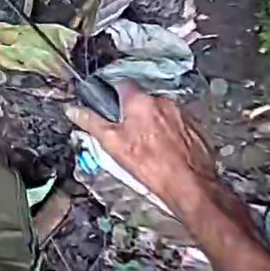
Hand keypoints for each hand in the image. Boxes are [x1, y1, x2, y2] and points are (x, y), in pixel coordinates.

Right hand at [66, 81, 241, 229]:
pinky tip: (163, 152)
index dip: (112, 94)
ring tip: (146, 148)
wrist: (189, 185)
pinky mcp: (195, 128)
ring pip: (159, 113)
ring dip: (151, 125)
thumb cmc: (152, 165)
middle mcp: (163, 102)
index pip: (121, 84)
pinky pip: (176, 125)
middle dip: (132, 114)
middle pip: (141, 101)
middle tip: (126, 135)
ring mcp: (182, 114)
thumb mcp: (111, 143)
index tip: (109, 106)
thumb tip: (74, 110)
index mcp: (140, 101)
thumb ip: (90, 122)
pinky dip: (168, 134)